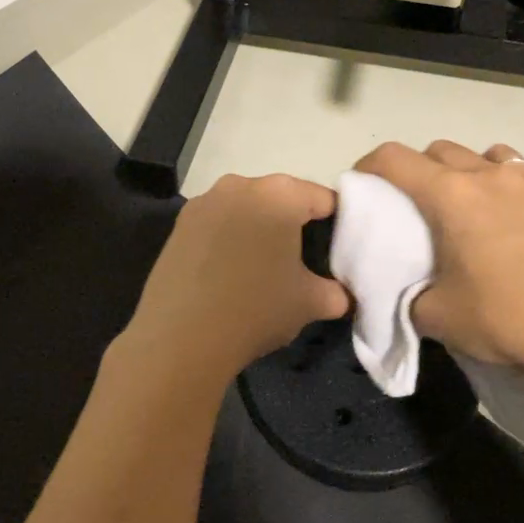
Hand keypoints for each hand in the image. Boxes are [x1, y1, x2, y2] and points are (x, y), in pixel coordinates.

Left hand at [121, 173, 349, 379]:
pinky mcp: (180, 223)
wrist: (180, 338)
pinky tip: (230, 273)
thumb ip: (336, 293)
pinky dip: (230, 240)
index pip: (324, 199)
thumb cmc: (255, 309)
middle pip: (283, 198)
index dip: (338, 225)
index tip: (338, 251)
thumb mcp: (309, 303)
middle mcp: (242, 184)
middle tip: (303, 262)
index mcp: (281, 194)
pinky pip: (219, 224)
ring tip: (264, 269)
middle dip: (295, 224)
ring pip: (248, 209)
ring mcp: (206, 201)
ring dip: (259, 230)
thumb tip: (343, 295)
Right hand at [353, 140, 523, 381]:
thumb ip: (409, 297)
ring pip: (496, 153)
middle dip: (421, 170)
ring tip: (477, 203)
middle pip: (442, 150)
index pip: (395, 159)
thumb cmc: (505, 320)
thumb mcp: (437, 317)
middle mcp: (492, 175)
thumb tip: (408, 293)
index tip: (363, 185)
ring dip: (478, 169)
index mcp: (451, 195)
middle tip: (418, 206)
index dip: (370, 166)